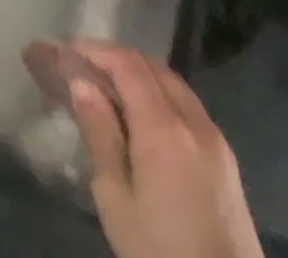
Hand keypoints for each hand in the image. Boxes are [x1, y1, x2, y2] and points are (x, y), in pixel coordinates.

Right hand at [66, 43, 264, 257]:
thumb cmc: (157, 247)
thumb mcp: (114, 196)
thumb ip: (100, 134)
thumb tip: (81, 84)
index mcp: (164, 130)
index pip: (128, 66)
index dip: (94, 50)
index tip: (61, 50)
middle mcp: (196, 123)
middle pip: (154, 67)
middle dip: (115, 56)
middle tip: (77, 62)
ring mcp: (216, 140)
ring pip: (174, 84)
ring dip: (138, 73)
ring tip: (102, 83)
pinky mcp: (225, 158)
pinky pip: (188, 106)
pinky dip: (158, 93)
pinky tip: (137, 111)